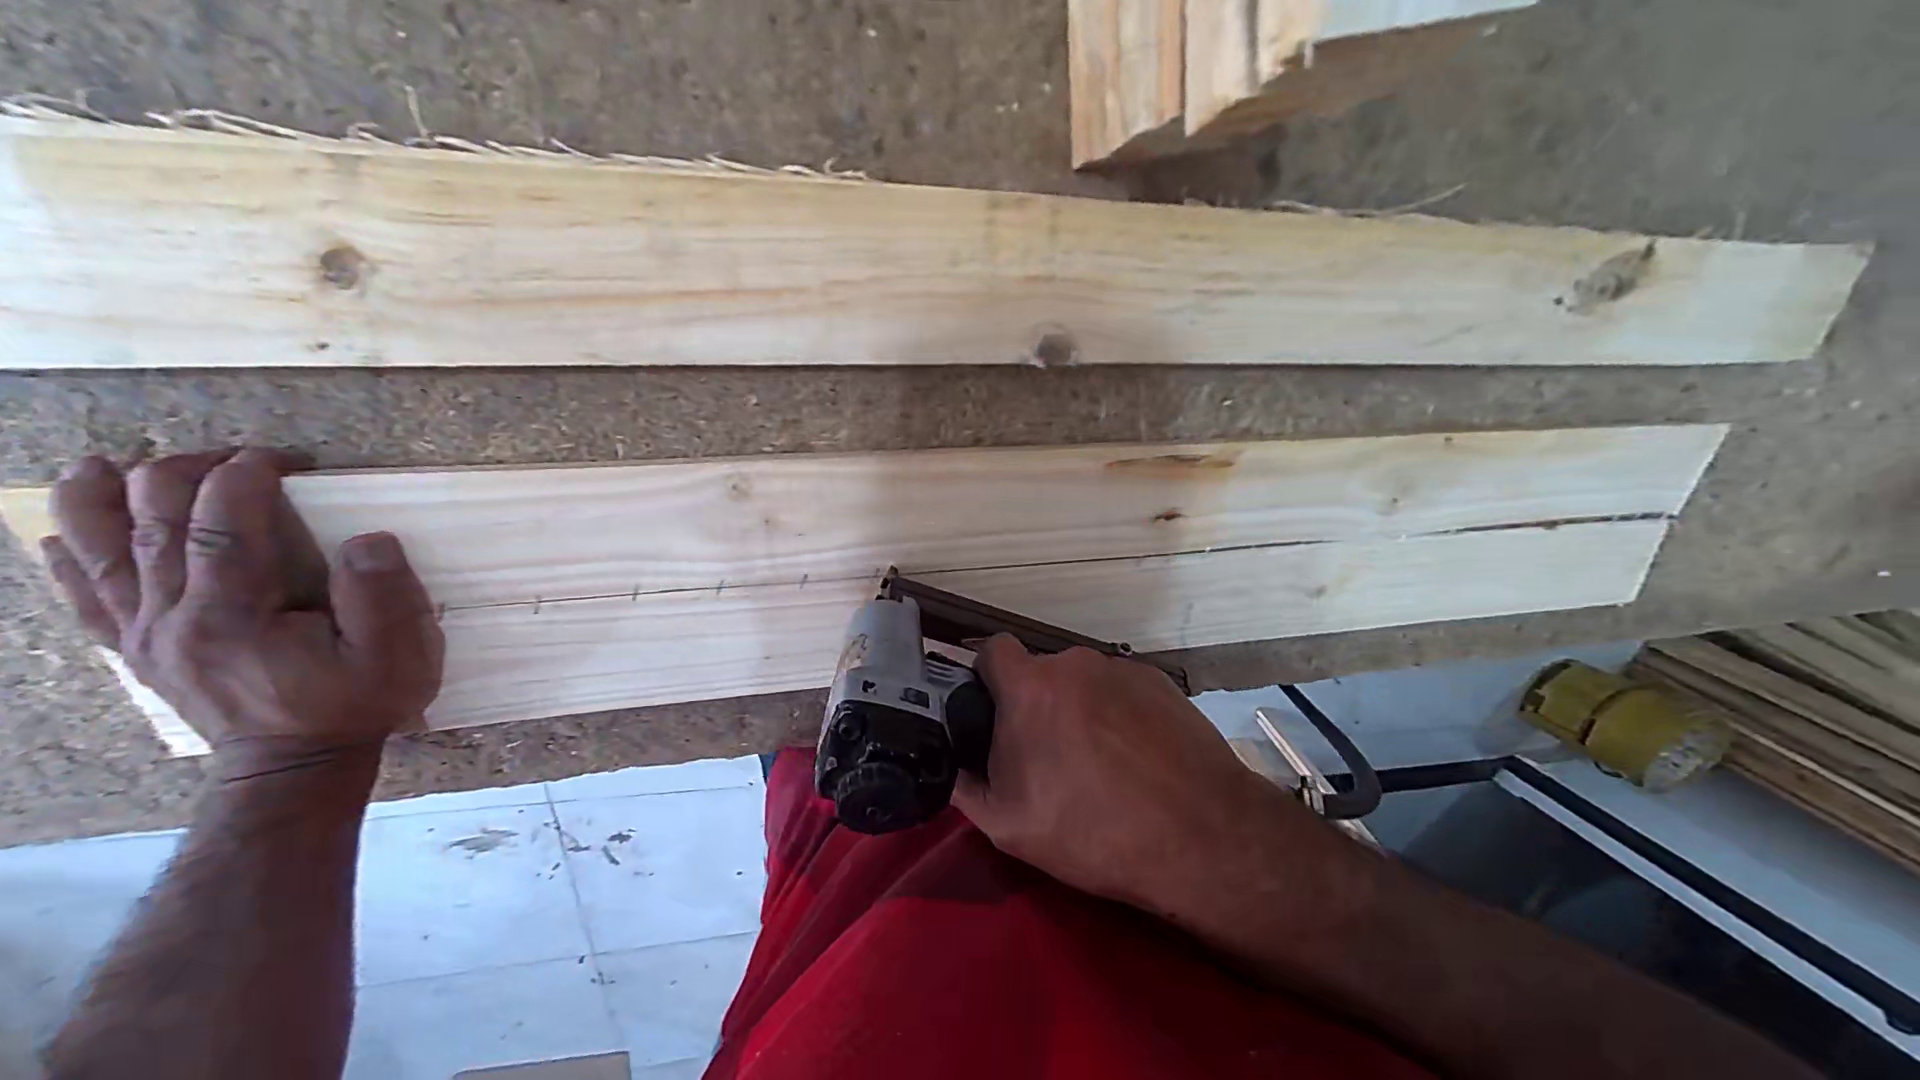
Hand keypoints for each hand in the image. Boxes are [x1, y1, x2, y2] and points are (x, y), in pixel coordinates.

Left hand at [41, 449, 444, 775]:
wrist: (294, 766)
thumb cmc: (353, 705)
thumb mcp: (395, 655)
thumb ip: (381, 595)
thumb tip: (369, 538)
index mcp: (233, 615)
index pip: (221, 523)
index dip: (246, 475)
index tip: (285, 459)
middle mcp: (170, 618)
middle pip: (151, 523)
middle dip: (184, 472)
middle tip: (232, 457)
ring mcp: (144, 635)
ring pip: (100, 552)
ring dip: (101, 501)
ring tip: (106, 465)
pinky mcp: (137, 650)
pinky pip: (84, 597)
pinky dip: (68, 560)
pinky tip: (58, 535)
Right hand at [952, 636, 1303, 913]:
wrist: (1201, 835)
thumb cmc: (1094, 830)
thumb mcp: (1009, 825)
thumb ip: (966, 786)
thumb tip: (951, 766)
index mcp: (1030, 687)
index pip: (992, 650)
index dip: (986, 677)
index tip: (992, 712)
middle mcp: (1074, 664)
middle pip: (1040, 673)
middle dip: (1035, 706)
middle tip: (1048, 757)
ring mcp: (1122, 669)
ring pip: (1082, 684)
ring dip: (1078, 710)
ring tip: (1100, 764)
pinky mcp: (1160, 682)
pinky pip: (1121, 691)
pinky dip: (1118, 714)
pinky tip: (1137, 758)